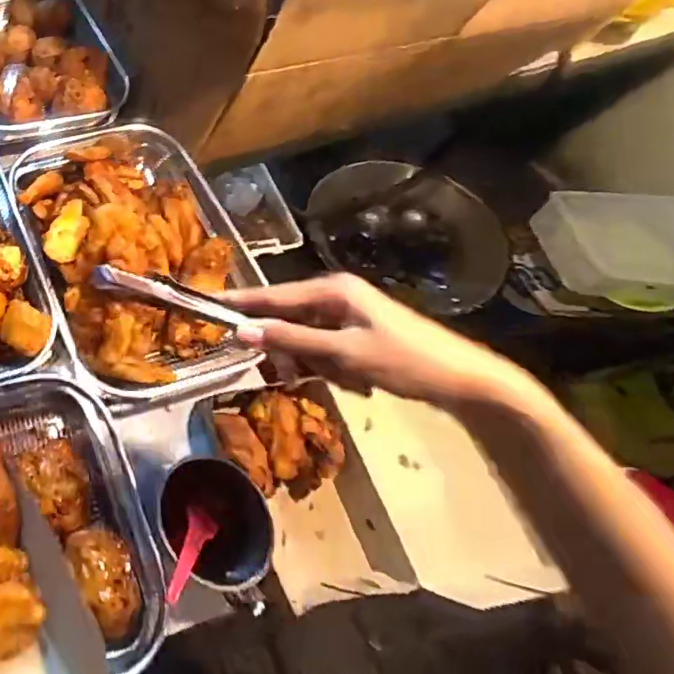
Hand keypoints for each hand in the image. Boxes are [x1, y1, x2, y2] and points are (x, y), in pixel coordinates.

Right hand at [222, 273, 546, 416]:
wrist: (467, 382)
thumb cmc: (405, 361)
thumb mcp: (344, 354)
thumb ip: (291, 340)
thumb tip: (242, 331)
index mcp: (331, 290)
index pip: (271, 295)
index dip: (239, 303)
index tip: (205, 305)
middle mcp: (335, 295)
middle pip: (287, 318)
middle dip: (288, 348)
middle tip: (294, 374)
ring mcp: (348, 313)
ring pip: (305, 337)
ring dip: (313, 362)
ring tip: (344, 381)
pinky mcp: (358, 332)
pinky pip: (324, 347)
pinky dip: (330, 366)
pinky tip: (355, 383)